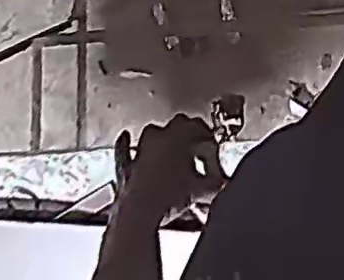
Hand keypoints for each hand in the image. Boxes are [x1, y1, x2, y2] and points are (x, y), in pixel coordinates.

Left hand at [112, 114, 226, 224]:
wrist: (138, 218)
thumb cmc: (169, 198)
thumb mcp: (200, 191)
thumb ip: (213, 183)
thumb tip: (220, 184)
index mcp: (183, 135)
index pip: (202, 131)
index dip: (210, 144)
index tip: (213, 157)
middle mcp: (162, 137)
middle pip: (180, 124)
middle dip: (189, 132)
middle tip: (197, 146)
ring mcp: (142, 151)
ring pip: (153, 132)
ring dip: (161, 136)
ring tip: (168, 142)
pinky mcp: (125, 168)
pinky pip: (123, 149)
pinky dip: (125, 143)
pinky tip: (125, 136)